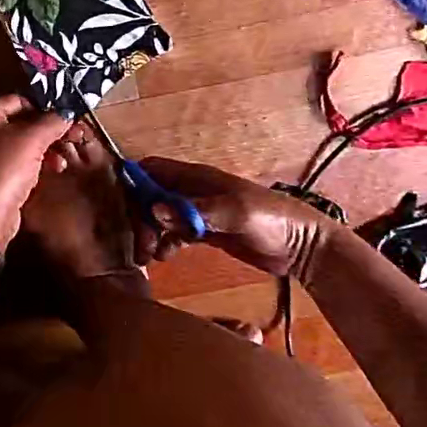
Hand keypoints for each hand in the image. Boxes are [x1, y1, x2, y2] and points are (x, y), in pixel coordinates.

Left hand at [0, 94, 73, 249]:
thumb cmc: (5, 168)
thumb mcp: (33, 140)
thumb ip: (52, 121)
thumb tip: (68, 112)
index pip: (17, 99)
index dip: (43, 104)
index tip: (66, 111)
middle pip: (21, 122)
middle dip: (49, 128)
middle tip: (75, 133)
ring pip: (23, 143)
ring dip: (47, 146)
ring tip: (68, 153)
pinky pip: (19, 160)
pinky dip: (37, 161)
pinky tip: (57, 167)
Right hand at [137, 158, 329, 281]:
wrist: (303, 245)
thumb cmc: (271, 220)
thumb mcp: (234, 213)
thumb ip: (195, 211)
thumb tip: (154, 209)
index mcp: (197, 177)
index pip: (153, 169)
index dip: (134, 183)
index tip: (123, 209)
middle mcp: (193, 190)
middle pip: (152, 195)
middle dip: (141, 216)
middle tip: (141, 246)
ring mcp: (199, 210)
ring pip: (161, 215)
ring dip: (151, 232)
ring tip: (149, 256)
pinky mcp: (206, 230)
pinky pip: (175, 232)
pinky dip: (166, 242)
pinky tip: (165, 257)